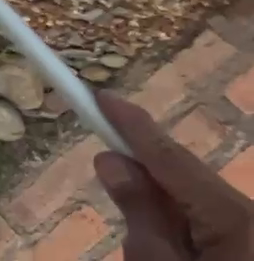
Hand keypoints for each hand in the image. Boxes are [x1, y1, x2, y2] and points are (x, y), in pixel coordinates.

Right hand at [94, 92, 253, 259]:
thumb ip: (141, 214)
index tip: (99, 94)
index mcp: (240, 221)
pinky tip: (182, 258)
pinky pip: (228, 236)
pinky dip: (202, 244)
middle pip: (192, 190)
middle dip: (154, 194)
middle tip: (133, 227)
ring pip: (209, 217)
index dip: (132, 125)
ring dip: (179, 227)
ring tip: (163, 259)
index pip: (171, 158)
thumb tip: (114, 162)